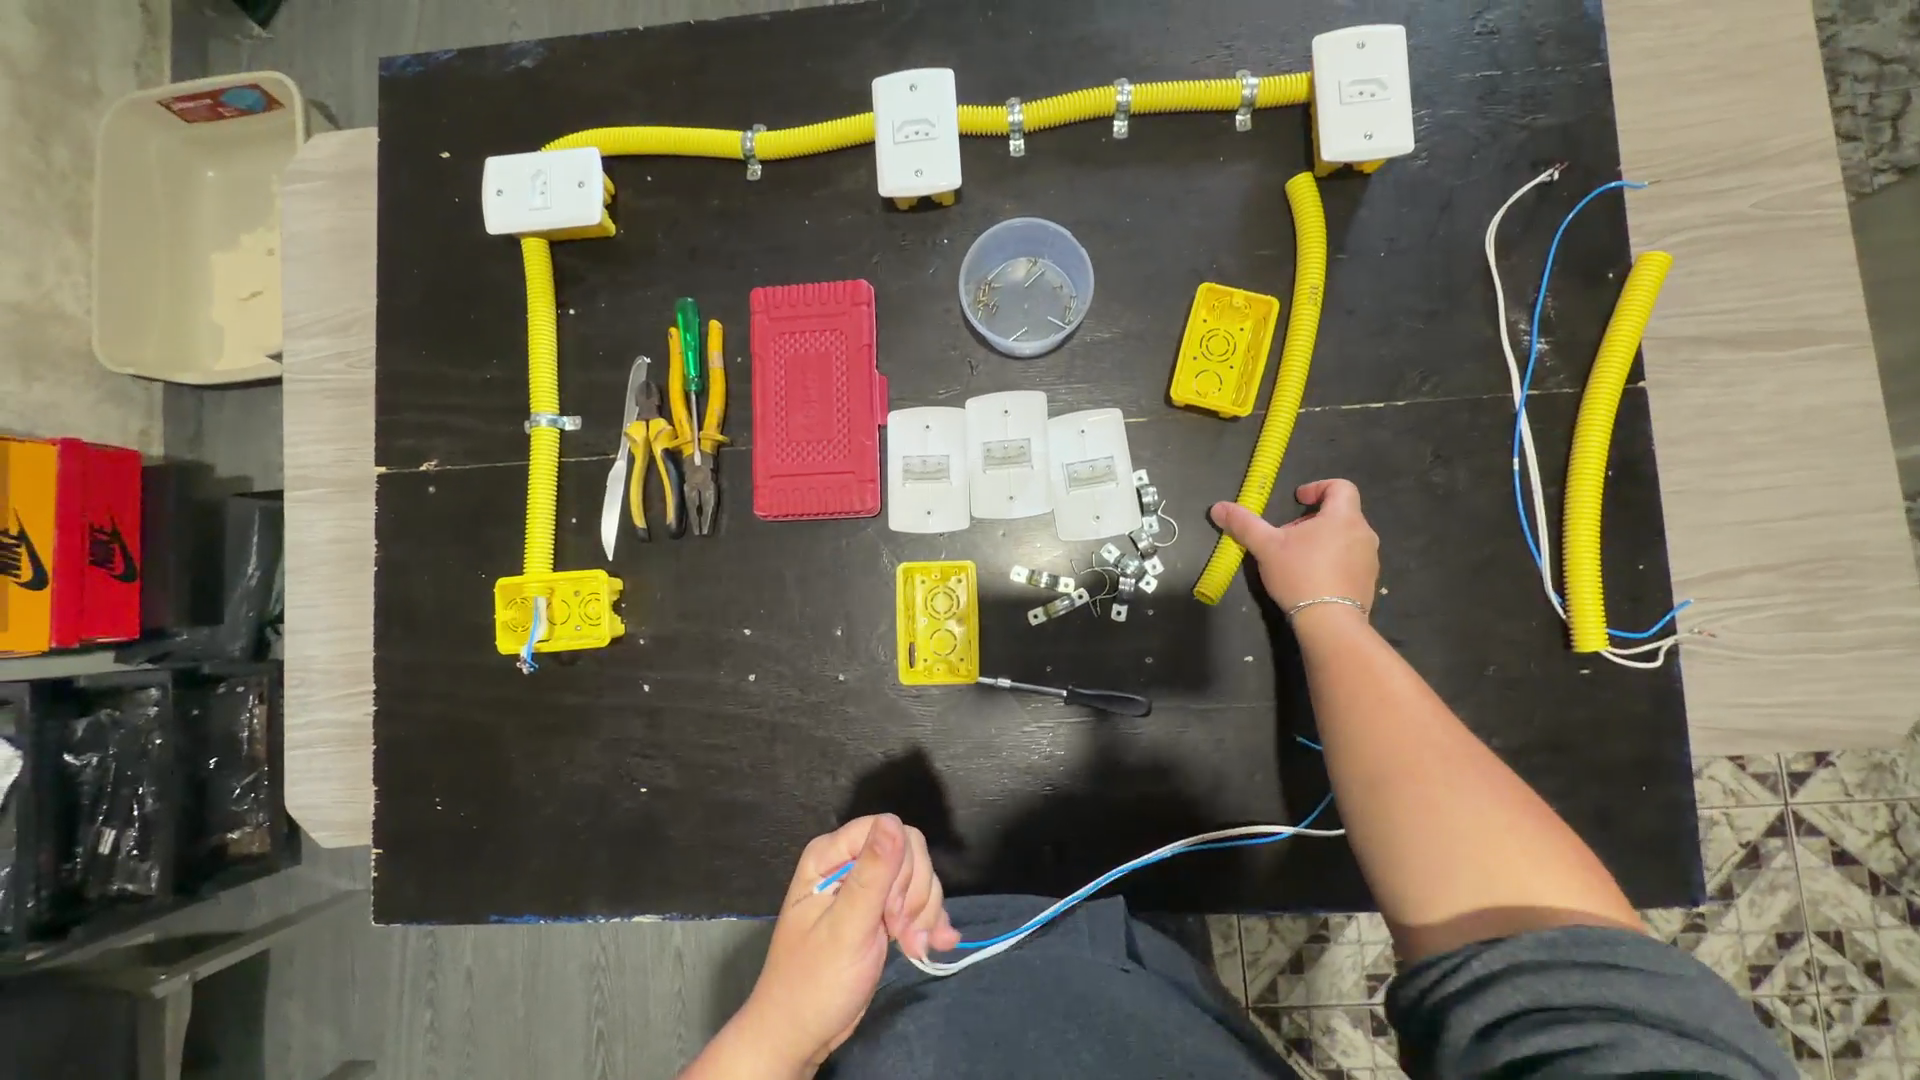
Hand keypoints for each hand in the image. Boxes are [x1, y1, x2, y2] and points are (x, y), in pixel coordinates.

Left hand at [721, 815, 959, 1073]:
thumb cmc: (814, 983)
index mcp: (829, 856)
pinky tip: (934, 944)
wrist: (802, 1035)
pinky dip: (930, 923)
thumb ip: (871, 874)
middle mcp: (849, 863)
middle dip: (914, 894)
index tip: (893, 911)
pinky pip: (919, 902)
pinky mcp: (882, 913)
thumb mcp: (845, 928)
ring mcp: (867, 889)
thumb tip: (893, 820)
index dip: (901, 867)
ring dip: (924, 913)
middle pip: (909, 852)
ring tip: (913, 947)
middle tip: (900, 932)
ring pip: (919, 877)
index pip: (887, 829)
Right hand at [1211, 479, 1379, 612]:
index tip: (1298, 500)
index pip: (1341, 487)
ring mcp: (1370, 558)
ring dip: (1323, 541)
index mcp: (1343, 517)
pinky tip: (1313, 579)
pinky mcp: (1369, 580)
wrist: (1330, 621)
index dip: (1318, 487)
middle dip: (1313, 520)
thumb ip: (1243, 524)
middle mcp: (1363, 533)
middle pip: (1340, 514)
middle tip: (1288, 536)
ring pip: (1345, 538)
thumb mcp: (1265, 547)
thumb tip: (1217, 507)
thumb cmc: (1299, 574)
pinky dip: (1334, 561)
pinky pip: (1351, 561)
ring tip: (1298, 559)